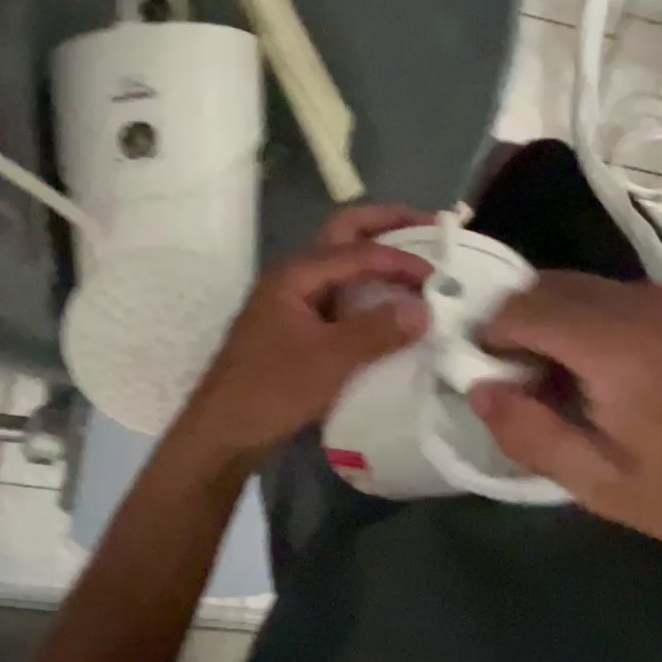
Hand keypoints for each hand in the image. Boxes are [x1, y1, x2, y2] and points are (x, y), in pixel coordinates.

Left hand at [172, 205, 435, 467]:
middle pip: (344, 236)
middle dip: (386, 226)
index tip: (439, 273)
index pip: (357, 251)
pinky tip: (393, 312)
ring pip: (341, 266)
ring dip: (378, 260)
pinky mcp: (298, 329)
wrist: (222, 435)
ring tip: (420, 267)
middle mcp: (293, 278)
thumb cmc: (270, 392)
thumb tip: (425, 308)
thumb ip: (377, 331)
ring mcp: (293, 303)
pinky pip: (340, 298)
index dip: (400, 258)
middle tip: (431, 227)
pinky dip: (368, 295)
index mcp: (295, 275)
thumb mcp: (329, 361)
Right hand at [470, 272, 661, 583]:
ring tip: (563, 385)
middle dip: (516, 324)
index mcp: (610, 342)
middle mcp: (636, 302)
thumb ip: (529, 433)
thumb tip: (480, 389)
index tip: (487, 378)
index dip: (488, 337)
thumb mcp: (606, 486)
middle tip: (521, 384)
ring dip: (553, 321)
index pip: (518, 308)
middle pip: (546, 287)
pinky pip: (617, 298)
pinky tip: (610, 376)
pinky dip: (589, 320)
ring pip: (582, 288)